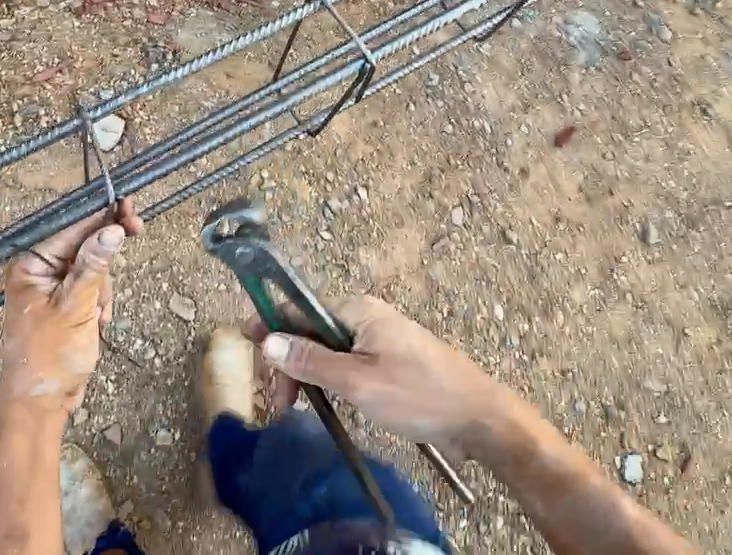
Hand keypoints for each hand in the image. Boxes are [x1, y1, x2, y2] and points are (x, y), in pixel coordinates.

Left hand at [0, 199, 143, 417]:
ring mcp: (52, 290)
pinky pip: (91, 290)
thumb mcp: (75, 307)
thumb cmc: (48, 356)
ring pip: (93, 270)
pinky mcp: (65, 306)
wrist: (41, 405)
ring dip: (103, 290)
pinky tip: (97, 324)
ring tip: (97, 317)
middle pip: (85, 247)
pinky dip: (100, 303)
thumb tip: (113, 230)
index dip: (102, 217)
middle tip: (138, 228)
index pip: (72, 231)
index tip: (128, 205)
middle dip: (106, 258)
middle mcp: (38, 272)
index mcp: (30, 266)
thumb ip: (94, 266)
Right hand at [249, 295, 524, 460]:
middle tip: (281, 404)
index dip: (270, 331)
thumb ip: (310, 361)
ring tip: (300, 409)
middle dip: (290, 363)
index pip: (297, 311)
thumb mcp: (358, 383)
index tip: (248, 352)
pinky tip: (328, 403)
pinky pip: (348, 361)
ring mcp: (380, 337)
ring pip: (328, 349)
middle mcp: (365, 315)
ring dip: (310, 375)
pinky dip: (332, 380)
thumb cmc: (420, 396)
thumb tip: (266, 341)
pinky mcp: (391, 359)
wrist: (483, 420)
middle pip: (311, 331)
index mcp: (356, 310)